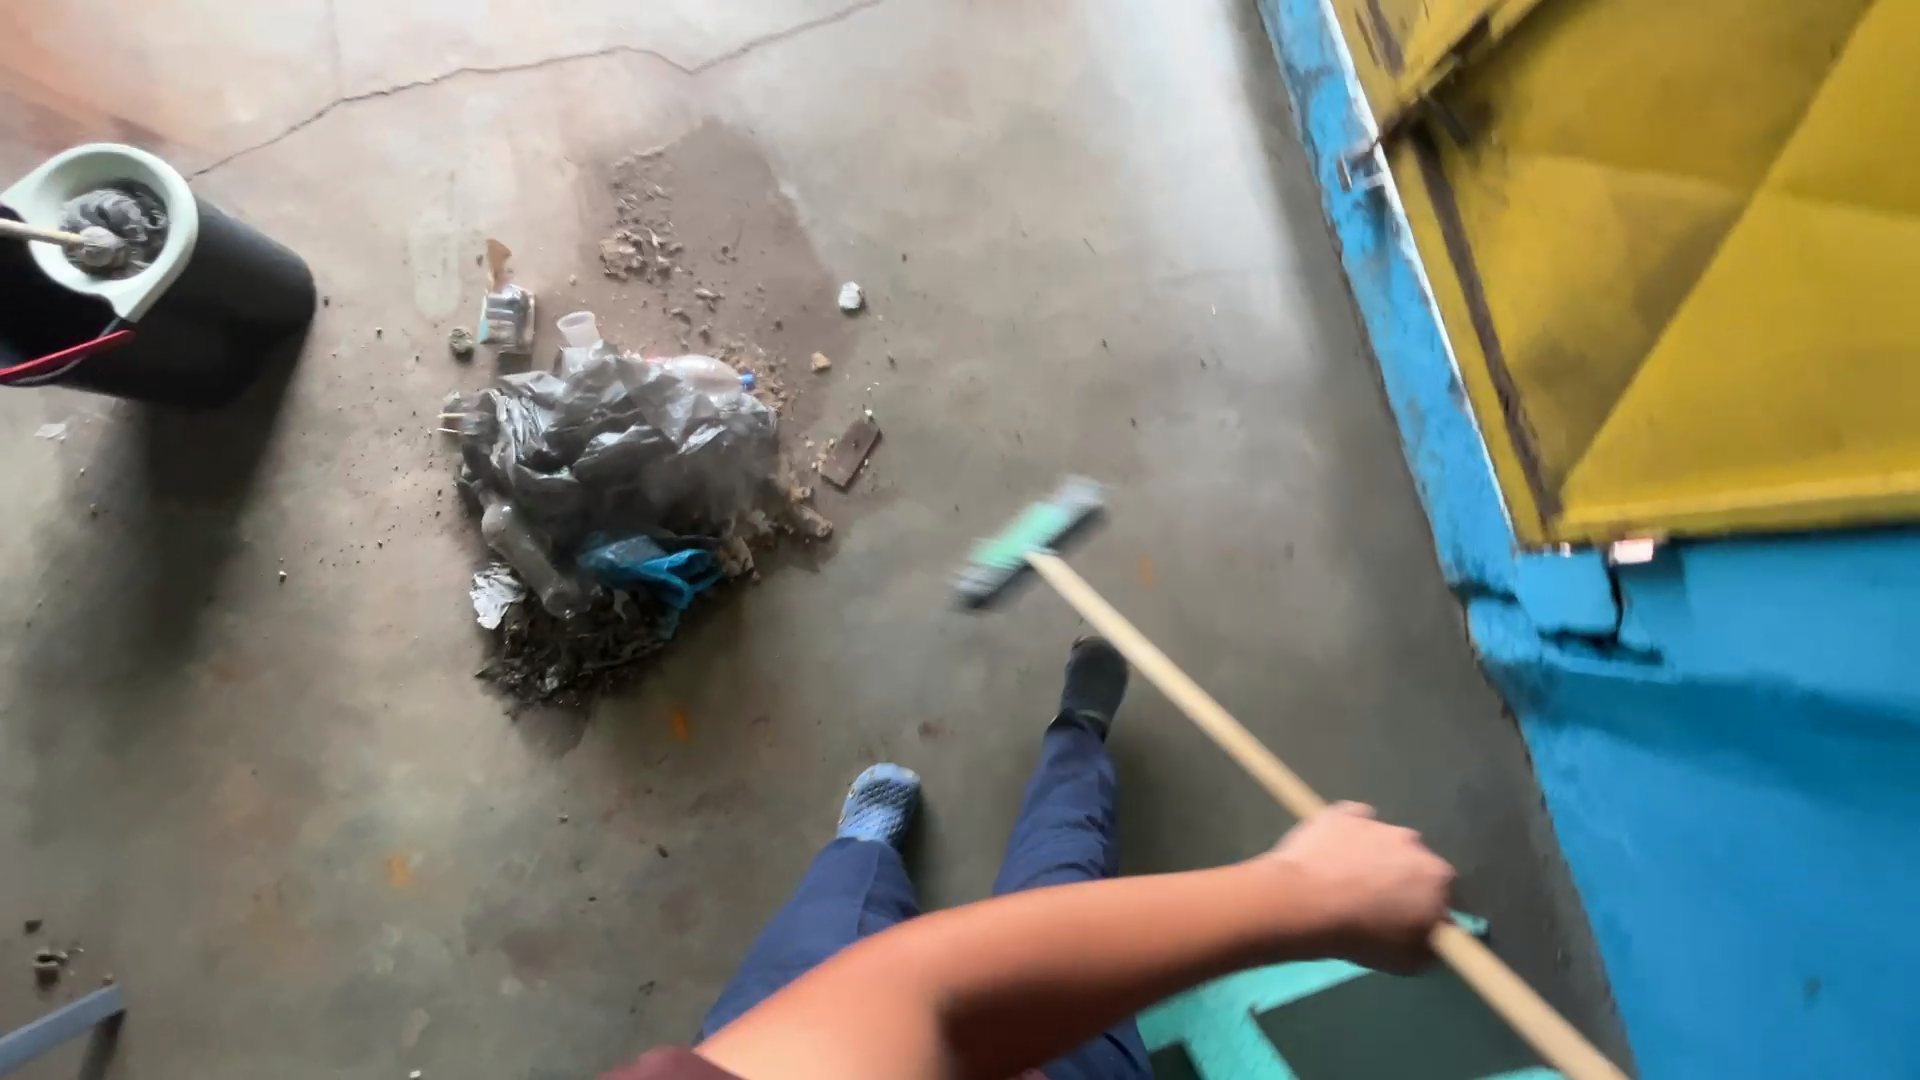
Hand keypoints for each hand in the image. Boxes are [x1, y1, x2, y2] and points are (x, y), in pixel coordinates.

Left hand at [1261, 801, 1453, 972]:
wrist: (1305, 902)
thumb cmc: (1363, 936)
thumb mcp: (1413, 961)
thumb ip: (1434, 941)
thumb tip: (1437, 928)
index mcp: (1438, 876)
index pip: (1443, 892)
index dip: (1427, 907)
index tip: (1408, 918)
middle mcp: (1412, 841)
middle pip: (1414, 860)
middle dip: (1402, 877)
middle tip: (1376, 897)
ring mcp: (1373, 823)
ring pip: (1382, 838)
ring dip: (1374, 853)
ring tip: (1348, 874)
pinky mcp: (1339, 813)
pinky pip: (1352, 818)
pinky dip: (1349, 830)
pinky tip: (1336, 845)